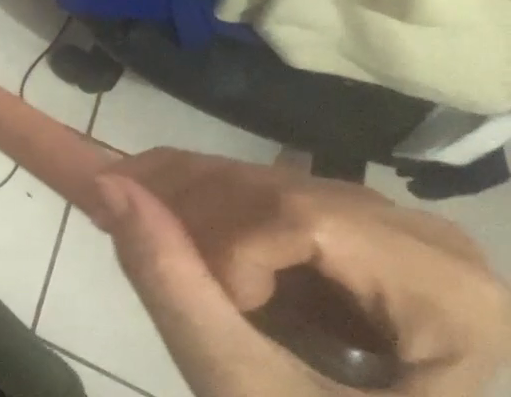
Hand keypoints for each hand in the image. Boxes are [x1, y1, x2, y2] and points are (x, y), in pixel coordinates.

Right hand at [95, 148, 510, 396]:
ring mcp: (413, 242)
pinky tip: (170, 222)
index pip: (305, 220)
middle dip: (192, 209)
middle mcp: (444, 252)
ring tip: (137, 228)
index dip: (226, 246)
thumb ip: (177, 288)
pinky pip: (285, 194)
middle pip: (286, 194)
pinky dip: (216, 204)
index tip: (204, 307)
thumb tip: (109, 185)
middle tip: (117, 229)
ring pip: (276, 184)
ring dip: (191, 200)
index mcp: (451, 302)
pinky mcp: (378, 242)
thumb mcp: (248, 390)